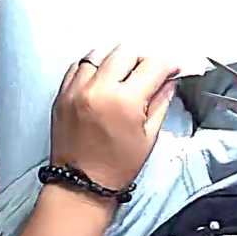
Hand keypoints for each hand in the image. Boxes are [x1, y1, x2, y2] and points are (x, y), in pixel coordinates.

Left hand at [50, 47, 180, 191]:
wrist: (82, 183)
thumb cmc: (117, 166)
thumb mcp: (148, 137)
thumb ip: (160, 103)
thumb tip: (169, 82)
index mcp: (124, 101)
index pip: (153, 66)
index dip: (169, 64)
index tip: (174, 68)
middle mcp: (98, 89)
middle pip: (126, 52)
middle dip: (143, 58)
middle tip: (149, 72)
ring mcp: (76, 89)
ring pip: (99, 53)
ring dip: (116, 59)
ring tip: (124, 73)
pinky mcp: (62, 94)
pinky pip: (78, 66)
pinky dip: (93, 66)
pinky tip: (102, 78)